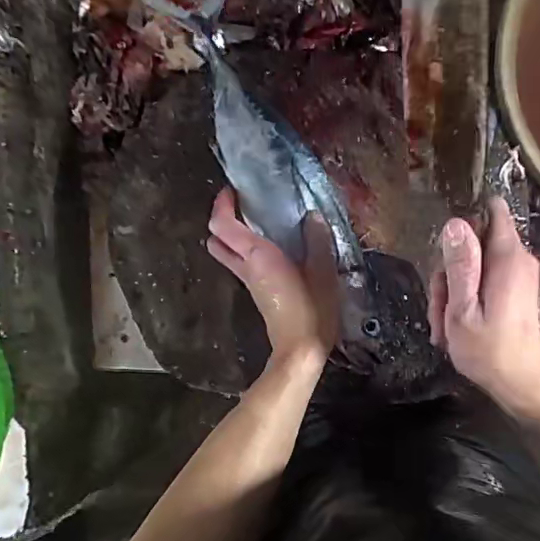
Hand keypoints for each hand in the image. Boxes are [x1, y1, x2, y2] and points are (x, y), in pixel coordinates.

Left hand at [207, 188, 337, 370]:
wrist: (301, 349)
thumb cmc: (311, 310)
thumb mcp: (322, 273)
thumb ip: (317, 242)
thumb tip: (313, 217)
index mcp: (258, 255)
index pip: (223, 224)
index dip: (222, 204)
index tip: (233, 191)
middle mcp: (247, 266)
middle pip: (217, 239)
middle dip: (223, 220)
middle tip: (243, 207)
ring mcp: (250, 282)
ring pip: (228, 253)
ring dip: (233, 238)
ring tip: (259, 225)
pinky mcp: (259, 293)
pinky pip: (244, 264)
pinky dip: (248, 252)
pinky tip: (274, 250)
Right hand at [429, 193, 539, 420]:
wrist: (520, 382)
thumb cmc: (489, 351)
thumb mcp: (462, 309)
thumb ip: (460, 266)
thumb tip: (455, 223)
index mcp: (507, 258)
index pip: (492, 211)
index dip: (465, 222)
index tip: (448, 251)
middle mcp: (518, 260)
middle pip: (474, 245)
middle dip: (450, 273)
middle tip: (440, 309)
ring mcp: (517, 275)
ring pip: (474, 267)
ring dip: (453, 293)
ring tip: (446, 326)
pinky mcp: (514, 290)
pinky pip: (484, 282)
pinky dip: (466, 301)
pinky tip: (456, 327)